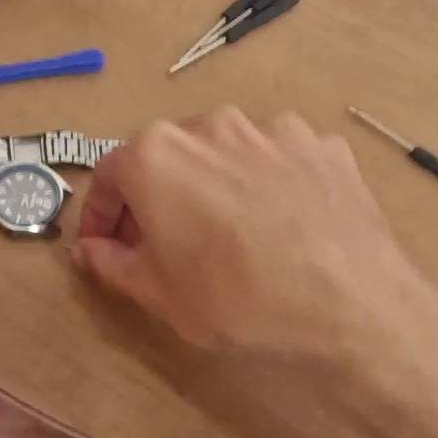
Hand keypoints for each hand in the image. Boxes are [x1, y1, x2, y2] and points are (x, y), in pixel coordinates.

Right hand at [74, 107, 437, 437]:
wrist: (349, 310)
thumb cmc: (235, 302)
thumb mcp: (156, 293)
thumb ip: (111, 261)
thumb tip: (89, 249)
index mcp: (156, 157)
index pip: (108, 175)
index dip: (99, 214)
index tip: (101, 245)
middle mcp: (210, 127)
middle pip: (165, 156)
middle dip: (152, 197)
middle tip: (157, 243)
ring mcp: (273, 130)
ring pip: (222, 153)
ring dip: (207, 186)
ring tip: (222, 233)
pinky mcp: (322, 146)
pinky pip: (274, 160)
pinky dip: (261, 184)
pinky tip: (274, 226)